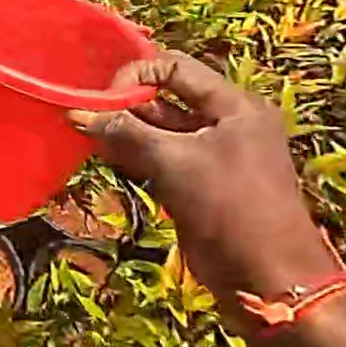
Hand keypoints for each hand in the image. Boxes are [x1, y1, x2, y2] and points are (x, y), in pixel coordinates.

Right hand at [67, 53, 345, 346]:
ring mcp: (210, 151)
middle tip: (86, 114)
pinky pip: (157, 153)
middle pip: (163, 97)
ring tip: (87, 133)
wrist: (269, 278)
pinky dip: (131, 150)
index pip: (174, 68)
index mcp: (233, 106)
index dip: (136, 75)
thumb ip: (123, 131)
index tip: (103, 97)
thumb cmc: (230, 206)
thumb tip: (76, 113)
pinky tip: (102, 151)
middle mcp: (223, 122)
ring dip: (122, 128)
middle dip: (123, 104)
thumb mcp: (173, 161)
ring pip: (156, 127)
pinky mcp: (196, 178)